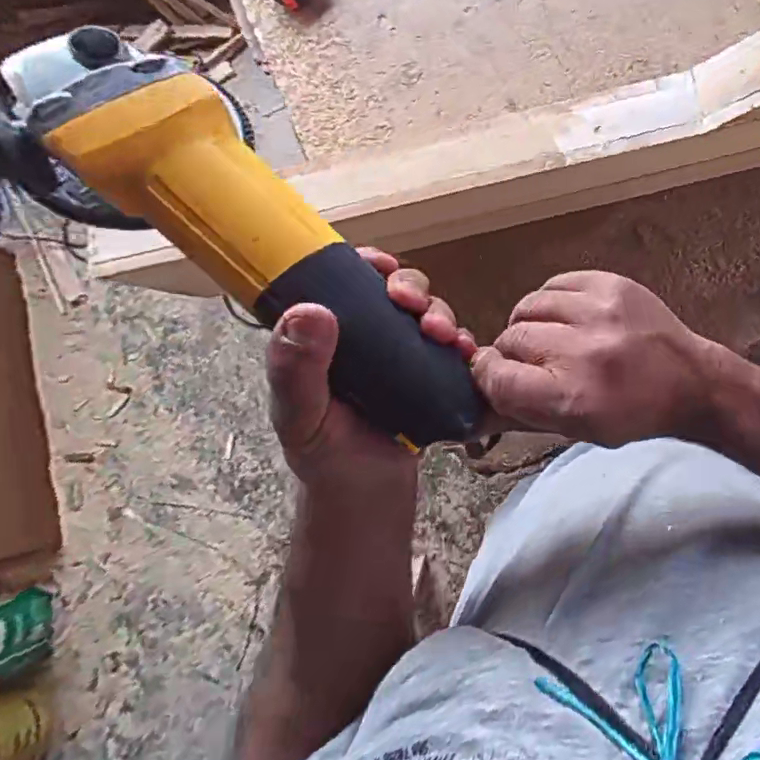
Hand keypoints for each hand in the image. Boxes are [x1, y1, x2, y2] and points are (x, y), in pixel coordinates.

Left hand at [266, 248, 475, 490]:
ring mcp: (401, 353)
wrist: (365, 495)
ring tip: (443, 335)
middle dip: (411, 287)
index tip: (381, 265)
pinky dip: (462, 342)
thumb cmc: (323, 454)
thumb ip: (295, 369)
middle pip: (394, 290)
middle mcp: (366, 335)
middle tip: (412, 304)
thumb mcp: (299, 414)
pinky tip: (464, 351)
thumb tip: (310, 311)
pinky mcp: (431, 373)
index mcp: (327, 334)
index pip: (345, 280)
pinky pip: (451, 347)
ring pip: (427, 313)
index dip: (364, 264)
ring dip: (439, 313)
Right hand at [471, 271, 720, 445]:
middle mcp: (583, 350)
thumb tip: (472, 402)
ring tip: (549, 338)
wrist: (691, 381)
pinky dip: (551, 302)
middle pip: (510, 339)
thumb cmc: (630, 413)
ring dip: (529, 325)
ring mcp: (598, 311)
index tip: (496, 375)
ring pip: (527, 307)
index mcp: (572, 396)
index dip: (488, 376)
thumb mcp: (575, 428)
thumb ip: (520, 411)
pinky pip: (554, 284)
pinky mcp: (610, 284)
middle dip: (513, 353)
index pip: (497, 377)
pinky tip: (566, 317)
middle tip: (534, 363)